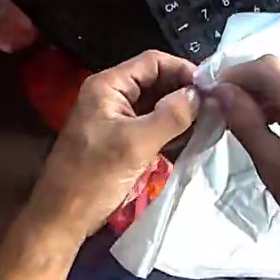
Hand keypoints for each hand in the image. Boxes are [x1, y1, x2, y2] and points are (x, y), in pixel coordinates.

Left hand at [24, 50, 197, 239]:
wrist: (63, 217)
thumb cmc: (93, 177)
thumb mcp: (135, 144)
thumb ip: (171, 116)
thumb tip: (200, 95)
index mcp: (107, 86)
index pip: (153, 62)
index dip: (183, 70)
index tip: (212, 88)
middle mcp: (111, 95)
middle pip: (156, 82)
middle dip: (184, 93)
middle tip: (216, 108)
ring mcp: (116, 118)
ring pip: (156, 105)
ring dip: (181, 114)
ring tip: (210, 125)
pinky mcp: (121, 140)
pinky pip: (151, 126)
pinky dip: (171, 131)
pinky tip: (192, 141)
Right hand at [212, 56, 279, 263]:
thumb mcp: (271, 163)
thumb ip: (244, 120)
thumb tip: (221, 91)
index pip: (267, 67)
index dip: (234, 73)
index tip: (211, 90)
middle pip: (279, 69)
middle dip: (246, 81)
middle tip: (220, 102)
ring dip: (261, 91)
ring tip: (237, 114)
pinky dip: (278, 101)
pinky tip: (263, 122)